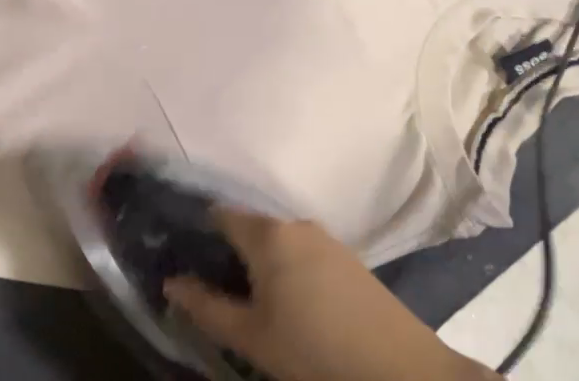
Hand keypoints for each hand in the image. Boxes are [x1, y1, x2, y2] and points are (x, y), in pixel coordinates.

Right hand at [164, 210, 500, 380]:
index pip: (216, 214)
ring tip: (245, 299)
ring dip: (256, 263)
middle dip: (224, 251)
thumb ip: (206, 307)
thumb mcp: (253, 337)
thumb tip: (170, 283)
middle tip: (209, 285)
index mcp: (266, 234)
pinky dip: (285, 269)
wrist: (408, 373)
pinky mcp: (350, 260)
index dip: (193, 231)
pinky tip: (286, 303)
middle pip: (246, 227)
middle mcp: (294, 223)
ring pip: (275, 242)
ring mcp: (326, 240)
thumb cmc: (318, 351)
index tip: (178, 254)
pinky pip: (301, 253)